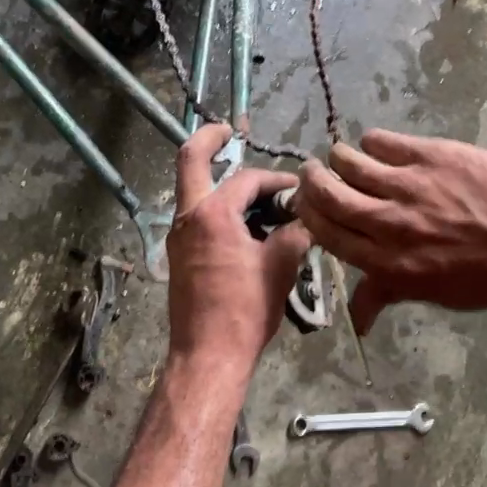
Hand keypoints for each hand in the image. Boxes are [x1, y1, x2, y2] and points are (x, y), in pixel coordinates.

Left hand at [165, 123, 312, 375]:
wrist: (207, 356)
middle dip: (209, 139)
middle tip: (229, 130)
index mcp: (212, 214)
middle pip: (190, 160)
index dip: (276, 179)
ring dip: (218, 181)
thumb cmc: (244, 310)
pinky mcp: (179, 256)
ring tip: (253, 191)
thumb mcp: (280, 268)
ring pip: (192, 191)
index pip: (246, 179)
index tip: (298, 190)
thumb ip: (295, 235)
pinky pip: (195, 217)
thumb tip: (307, 219)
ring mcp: (178, 236)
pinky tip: (243, 225)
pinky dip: (216, 208)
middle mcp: (188, 217)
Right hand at [292, 128, 486, 334]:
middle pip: (328, 195)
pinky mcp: (427, 154)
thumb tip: (357, 319)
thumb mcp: (437, 294)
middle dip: (312, 181)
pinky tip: (382, 148)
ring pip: (347, 161)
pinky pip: (379, 141)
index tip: (305, 205)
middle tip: (313, 173)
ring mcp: (407, 185)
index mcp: (390, 263)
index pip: (328, 235)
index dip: (309, 216)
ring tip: (345, 157)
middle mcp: (390, 224)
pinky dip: (372, 143)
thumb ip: (389, 293)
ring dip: (340, 159)